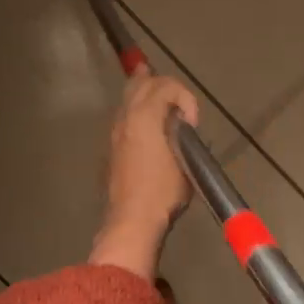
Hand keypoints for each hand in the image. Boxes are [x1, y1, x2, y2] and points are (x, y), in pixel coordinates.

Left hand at [89, 71, 200, 279]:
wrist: (131, 219)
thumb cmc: (162, 192)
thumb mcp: (185, 162)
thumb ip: (183, 138)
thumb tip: (181, 129)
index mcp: (144, 117)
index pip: (165, 85)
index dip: (184, 96)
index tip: (192, 122)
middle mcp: (125, 118)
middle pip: (140, 84)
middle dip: (161, 85)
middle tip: (176, 98)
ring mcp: (114, 133)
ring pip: (127, 99)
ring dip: (146, 97)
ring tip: (161, 103)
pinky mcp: (111, 148)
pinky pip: (124, 118)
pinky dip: (137, 113)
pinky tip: (148, 127)